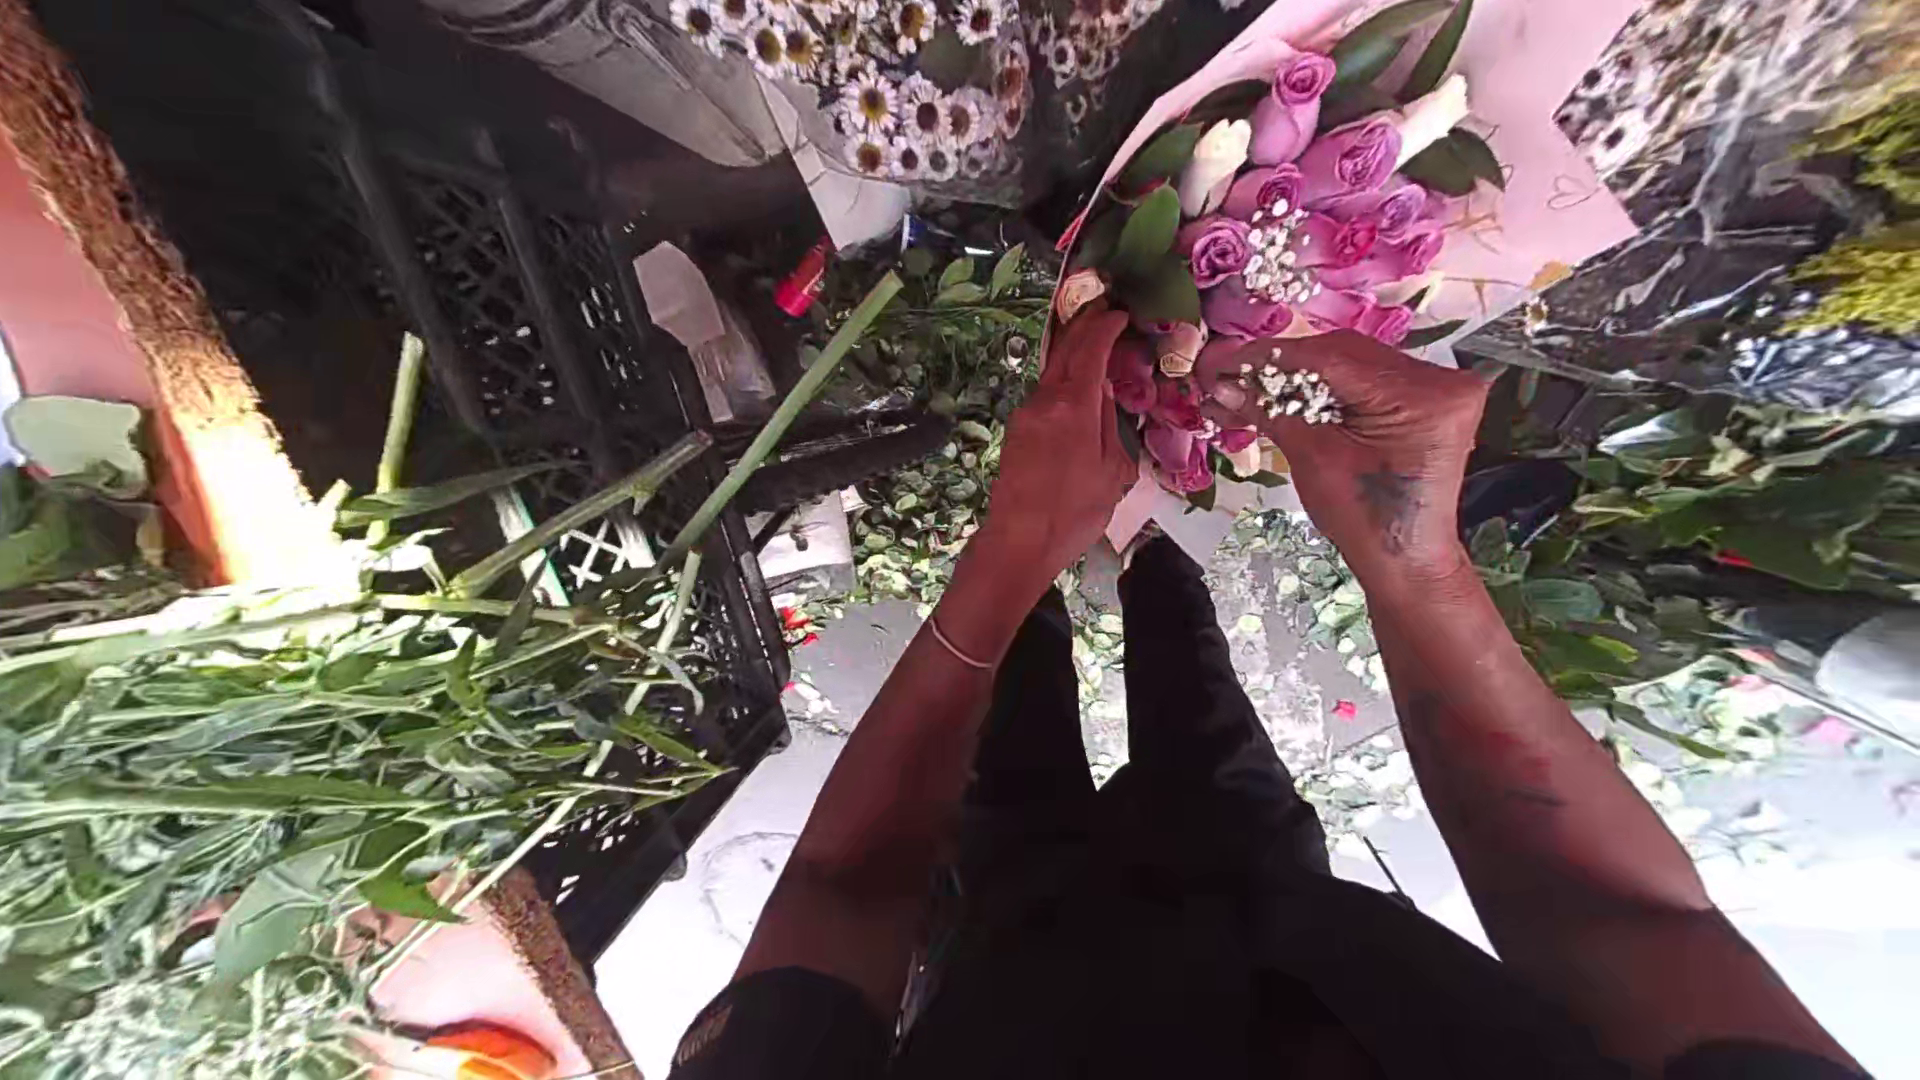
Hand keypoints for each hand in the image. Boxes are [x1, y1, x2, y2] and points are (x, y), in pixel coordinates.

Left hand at [981, 302, 1135, 578]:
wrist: (1019, 542)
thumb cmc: (1073, 512)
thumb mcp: (1111, 471)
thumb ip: (1109, 424)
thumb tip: (1104, 392)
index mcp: (1071, 407)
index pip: (1089, 350)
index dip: (1105, 327)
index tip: (1120, 314)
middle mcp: (1043, 402)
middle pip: (1063, 352)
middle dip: (1084, 327)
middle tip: (1104, 310)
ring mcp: (1024, 416)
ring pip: (1051, 375)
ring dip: (1072, 356)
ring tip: (1095, 348)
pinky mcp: (1015, 433)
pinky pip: (1043, 398)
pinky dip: (1061, 384)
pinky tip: (1075, 393)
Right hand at [1197, 330, 1488, 591]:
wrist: (1401, 554)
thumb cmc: (1361, 517)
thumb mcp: (1313, 458)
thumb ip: (1271, 412)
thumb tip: (1221, 386)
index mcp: (1422, 395)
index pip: (1333, 358)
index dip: (1271, 357)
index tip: (1225, 363)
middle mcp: (1439, 379)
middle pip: (1343, 354)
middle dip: (1281, 365)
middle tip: (1231, 375)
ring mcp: (1434, 387)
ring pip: (1348, 364)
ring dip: (1296, 375)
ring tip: (1248, 388)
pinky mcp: (1420, 398)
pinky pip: (1359, 381)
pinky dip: (1318, 388)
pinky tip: (1282, 395)